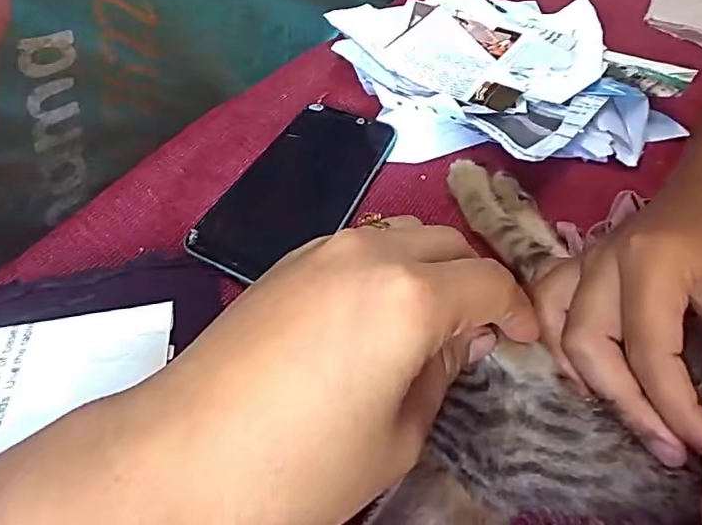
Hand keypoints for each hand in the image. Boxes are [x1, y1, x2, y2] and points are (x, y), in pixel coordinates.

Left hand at [0, 219, 538, 524]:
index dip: (518, 308)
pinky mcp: (295, 255)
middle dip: (477, 281)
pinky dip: (390, 262)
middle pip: (451, 244)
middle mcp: (374, 251)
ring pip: (407, 233)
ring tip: (429, 316)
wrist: (177, 457)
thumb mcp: (393, 438)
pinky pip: (365, 242)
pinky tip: (375, 308)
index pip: (489, 282)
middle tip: (479, 330)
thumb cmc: (298, 468)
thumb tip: (462, 339)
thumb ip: (439, 375)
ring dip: (433, 265)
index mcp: (409, 295)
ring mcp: (329, 245)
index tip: (525, 338)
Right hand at [535, 178, 701, 465]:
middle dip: (631, 408)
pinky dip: (557, 345)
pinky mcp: (578, 265)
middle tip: (675, 448)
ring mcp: (584, 259)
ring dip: (590, 381)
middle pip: (591, 345)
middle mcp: (603, 260)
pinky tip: (588, 375)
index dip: (680, 413)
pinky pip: (548, 304)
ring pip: (559, 329)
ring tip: (633, 415)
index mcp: (649, 263)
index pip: (650, 354)